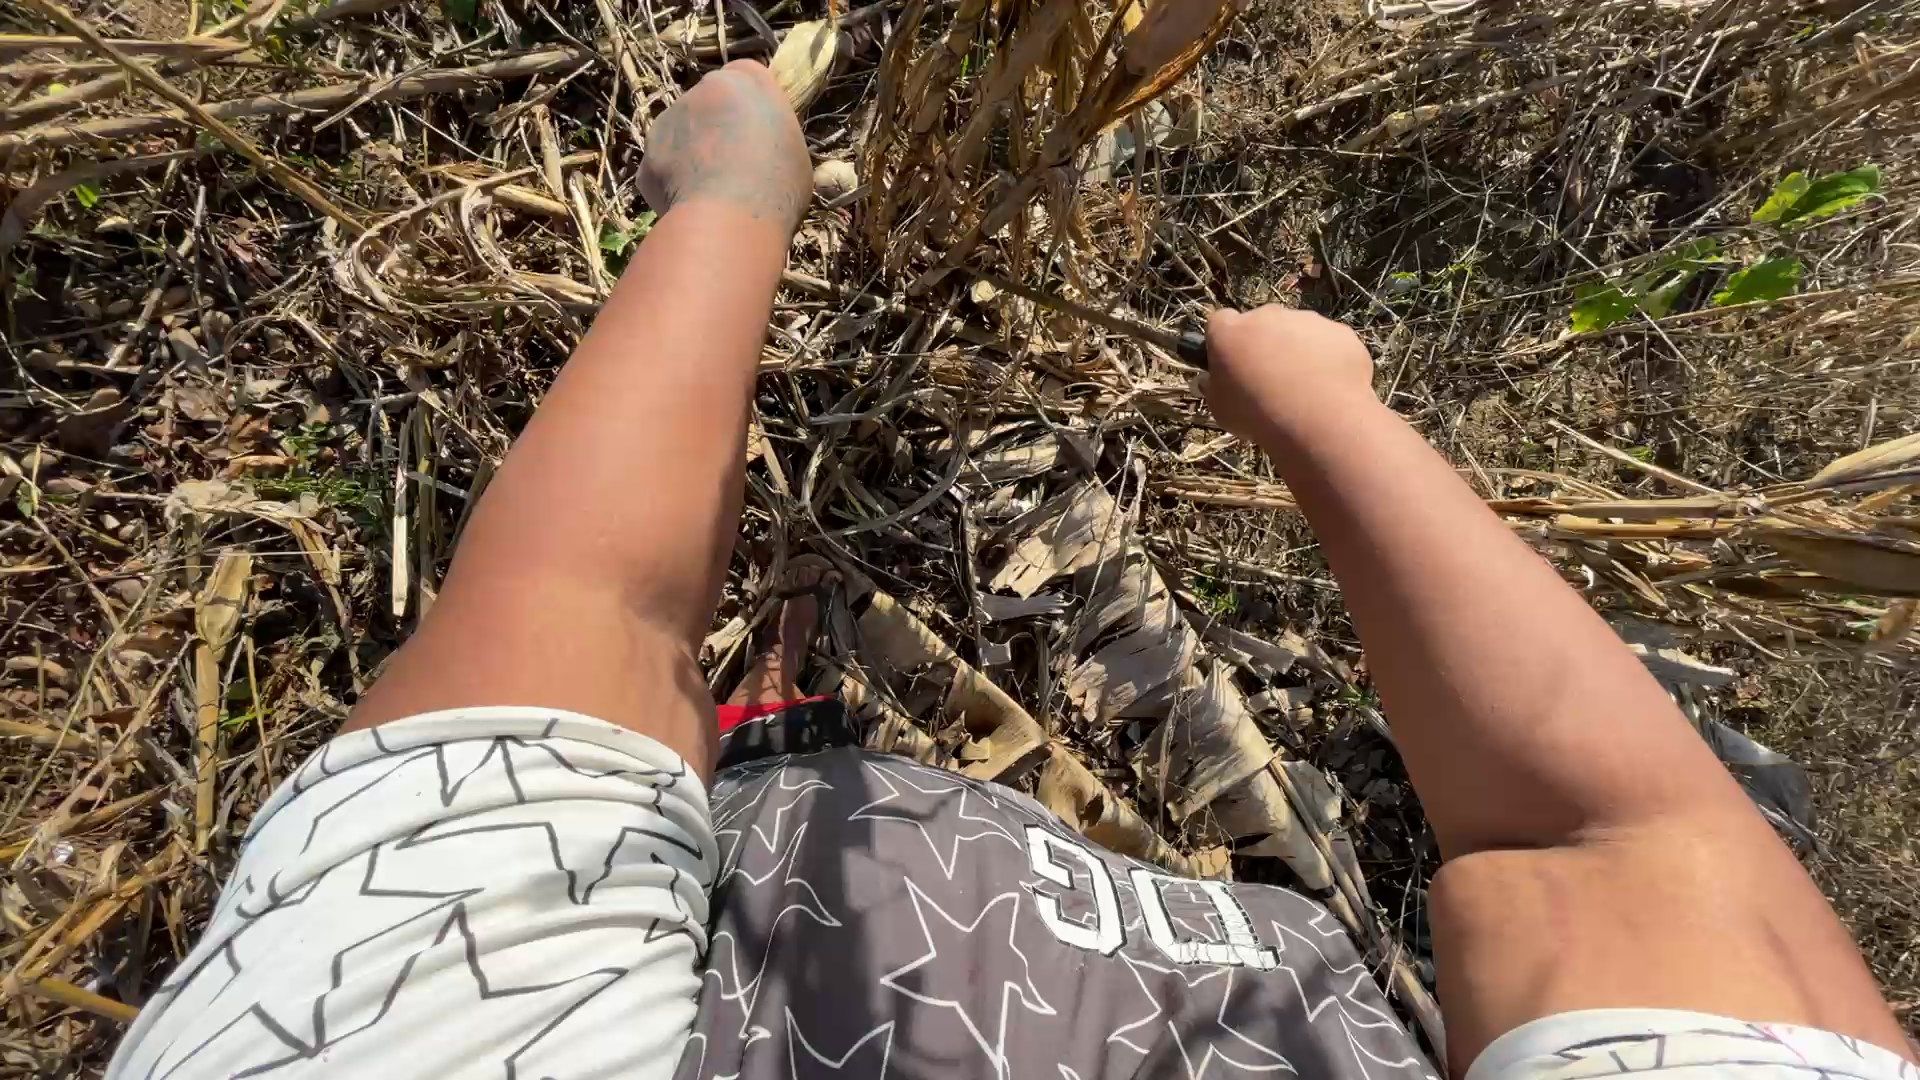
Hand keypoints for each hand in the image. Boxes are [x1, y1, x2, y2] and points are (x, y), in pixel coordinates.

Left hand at [639, 60, 810, 235]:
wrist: (730, 219)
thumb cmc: (778, 190)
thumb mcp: (794, 157)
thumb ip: (771, 139)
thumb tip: (757, 150)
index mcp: (747, 82)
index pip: (747, 78)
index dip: (752, 107)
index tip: (759, 137)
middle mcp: (702, 89)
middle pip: (709, 105)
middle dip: (717, 131)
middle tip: (738, 173)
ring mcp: (669, 121)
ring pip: (682, 137)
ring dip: (694, 160)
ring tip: (716, 199)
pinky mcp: (648, 156)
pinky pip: (662, 171)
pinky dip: (673, 189)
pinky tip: (694, 212)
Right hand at [1203, 305, 1377, 438]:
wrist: (1316, 417)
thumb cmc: (1255, 413)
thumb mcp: (1220, 409)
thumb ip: (1214, 387)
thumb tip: (1212, 380)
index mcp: (1230, 331)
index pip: (1218, 321)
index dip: (1222, 340)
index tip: (1228, 361)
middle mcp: (1267, 315)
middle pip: (1260, 322)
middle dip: (1261, 343)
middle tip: (1264, 378)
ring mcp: (1307, 320)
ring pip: (1296, 330)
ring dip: (1294, 350)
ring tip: (1299, 388)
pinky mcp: (1339, 331)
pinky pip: (1327, 342)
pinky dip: (1324, 359)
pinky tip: (1324, 387)